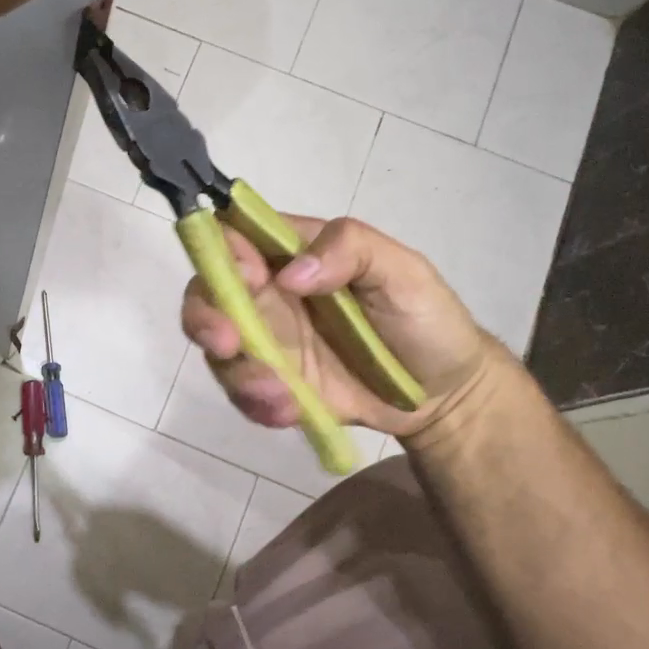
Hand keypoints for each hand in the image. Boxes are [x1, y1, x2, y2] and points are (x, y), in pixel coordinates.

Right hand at [180, 215, 508, 441]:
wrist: (443, 395)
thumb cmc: (426, 320)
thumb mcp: (404, 271)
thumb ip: (351, 249)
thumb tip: (291, 274)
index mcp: (292, 254)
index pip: (234, 237)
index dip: (224, 251)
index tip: (249, 277)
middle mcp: (267, 295)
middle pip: (205, 294)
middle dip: (204, 318)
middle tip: (228, 345)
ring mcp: (265, 344)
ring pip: (216, 350)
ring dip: (237, 372)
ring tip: (282, 395)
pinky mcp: (270, 386)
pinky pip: (239, 393)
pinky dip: (254, 404)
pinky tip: (290, 411)